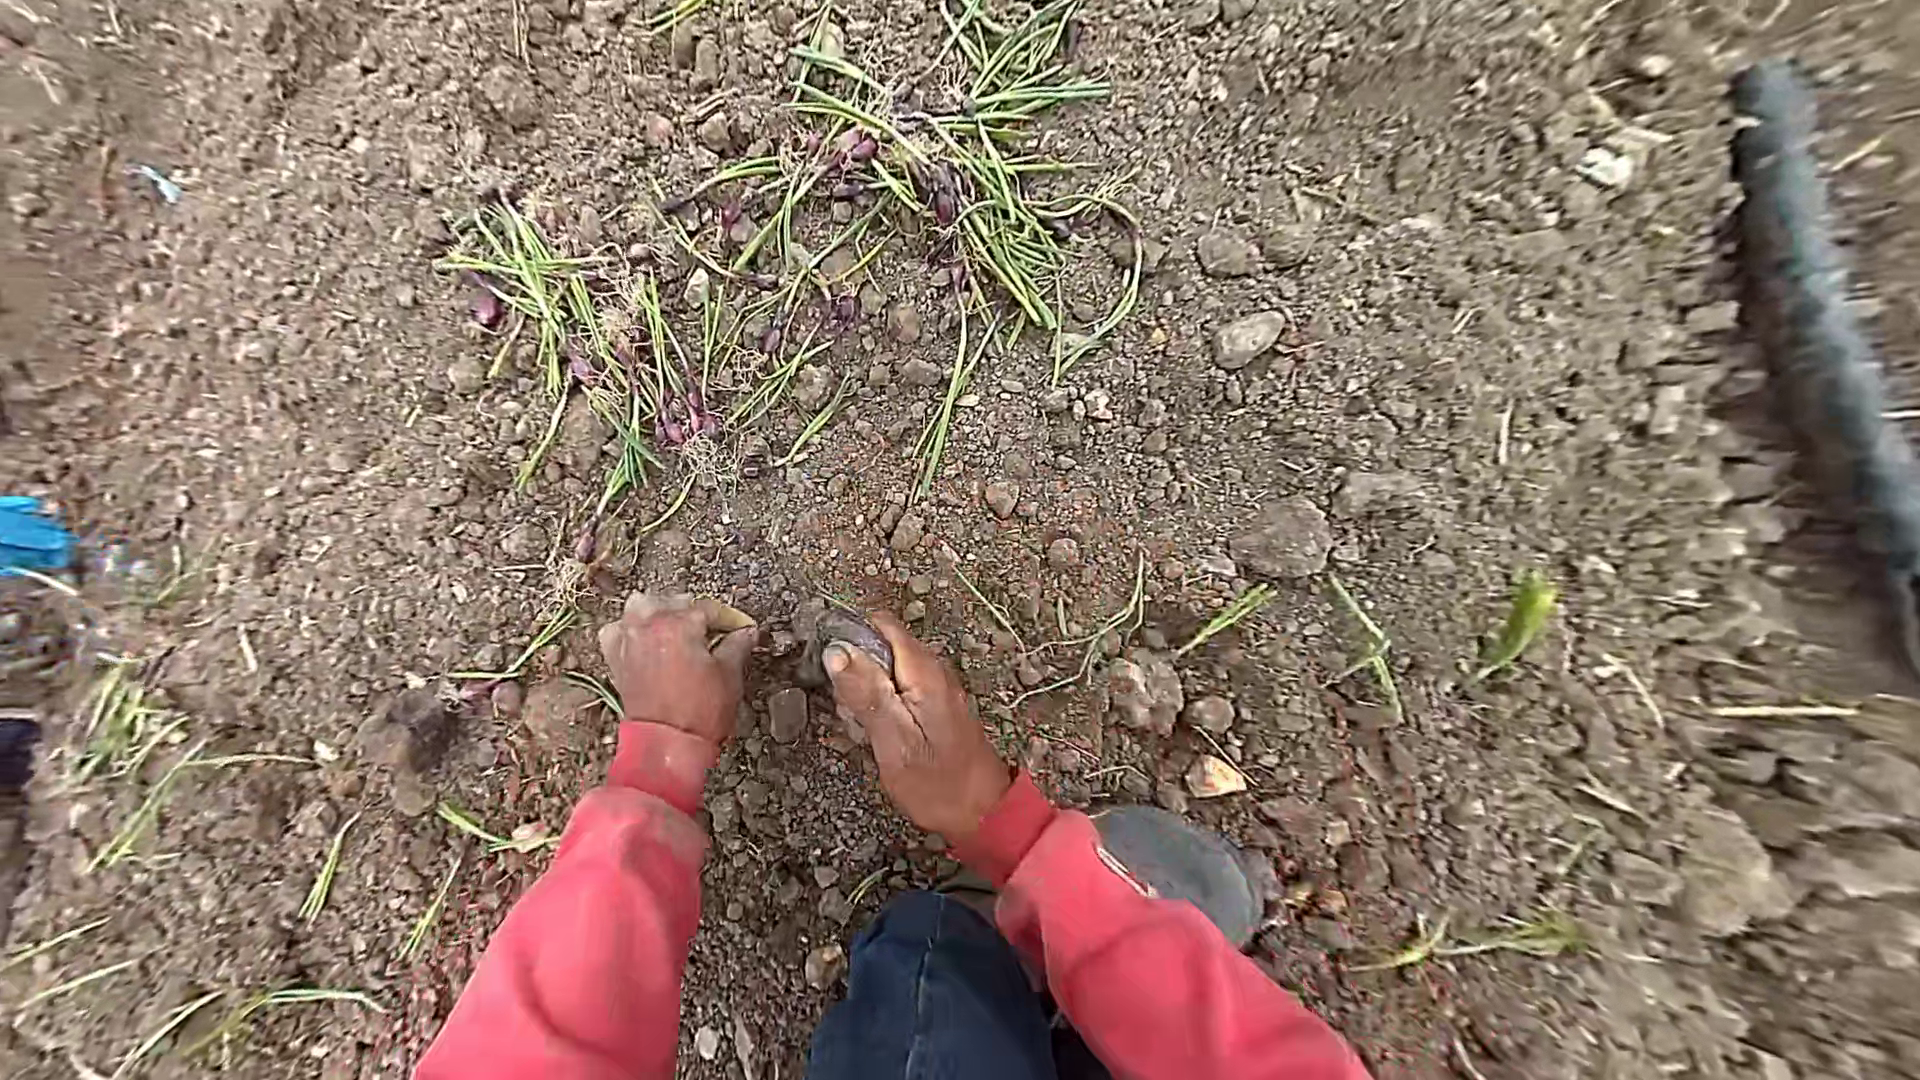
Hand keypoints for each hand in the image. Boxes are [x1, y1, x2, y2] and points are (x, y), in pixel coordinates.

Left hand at [598, 593, 757, 744]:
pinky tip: (645, 636)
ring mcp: (628, 642)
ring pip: (641, 608)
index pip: (709, 609)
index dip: (729, 618)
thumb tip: (747, 632)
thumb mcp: (729, 673)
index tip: (742, 628)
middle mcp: (648, 627)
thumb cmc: (700, 711)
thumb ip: (738, 644)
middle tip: (717, 628)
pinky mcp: (617, 661)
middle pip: (674, 602)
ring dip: (661, 611)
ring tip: (680, 624)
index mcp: (678, 625)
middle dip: (696, 611)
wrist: (666, 746)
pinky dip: (631, 628)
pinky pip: (618, 631)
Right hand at [825, 613, 1010, 844]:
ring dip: (868, 694)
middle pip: (881, 645)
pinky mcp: (935, 702)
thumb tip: (837, 651)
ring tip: (869, 731)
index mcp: (923, 671)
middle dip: (857, 673)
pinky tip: (882, 736)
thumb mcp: (894, 741)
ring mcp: (936, 685)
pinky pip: (898, 690)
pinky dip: (883, 708)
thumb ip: (867, 693)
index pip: (880, 624)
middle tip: (854, 714)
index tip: (834, 669)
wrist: (983, 813)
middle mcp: (934, 669)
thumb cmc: (939, 784)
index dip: (851, 638)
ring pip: (886, 669)